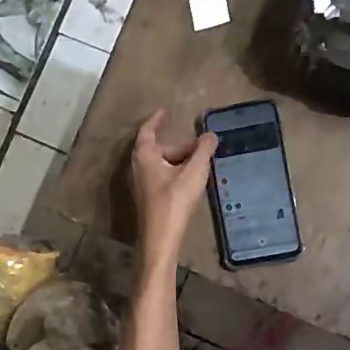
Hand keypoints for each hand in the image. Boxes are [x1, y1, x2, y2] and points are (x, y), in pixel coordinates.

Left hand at [130, 109, 217, 268]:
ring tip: (199, 162)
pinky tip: (190, 181)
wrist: (160, 237)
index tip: (165, 112)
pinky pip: (161, 177)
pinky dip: (174, 172)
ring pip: (160, 164)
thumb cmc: (174, 201)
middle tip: (199, 146)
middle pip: (157, 149)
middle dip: (178, 145)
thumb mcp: (194, 172)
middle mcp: (138, 168)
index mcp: (144, 156)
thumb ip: (203, 151)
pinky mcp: (148, 199)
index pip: (148, 131)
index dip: (156, 120)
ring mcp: (141, 185)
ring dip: (177, 160)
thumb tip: (211, 135)